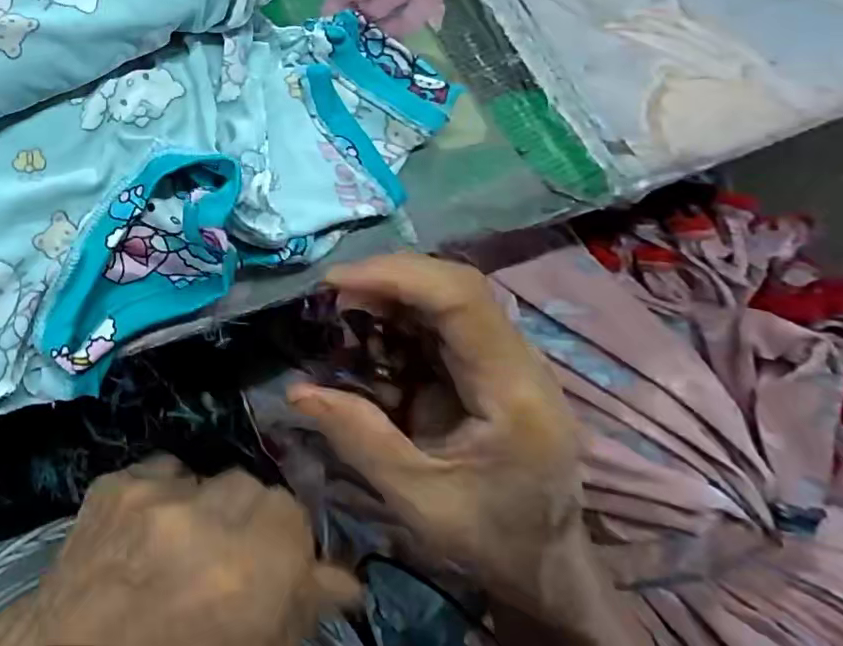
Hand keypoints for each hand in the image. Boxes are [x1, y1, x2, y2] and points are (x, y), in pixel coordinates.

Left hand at [0, 455, 359, 645]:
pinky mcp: (109, 482)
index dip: (289, 539)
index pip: (291, 510)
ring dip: (204, 502)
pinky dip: (161, 493)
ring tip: (186, 543)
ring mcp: (148, 491)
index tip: (282, 563)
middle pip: (247, 485)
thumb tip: (340, 578)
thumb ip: (300, 607)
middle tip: (234, 555)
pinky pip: (154, 472)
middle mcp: (200, 515)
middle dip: (248, 517)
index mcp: (248, 567)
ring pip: (201, 474)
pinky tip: (150, 528)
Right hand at [287, 255, 633, 644]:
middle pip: (453, 284)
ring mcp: (507, 360)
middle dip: (383, 278)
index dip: (394, 276)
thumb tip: (297, 389)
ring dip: (387, 293)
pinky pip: (439, 316)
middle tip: (330, 297)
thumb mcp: (417, 499)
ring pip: (445, 293)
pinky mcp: (488, 363)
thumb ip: (359, 438)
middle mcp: (518, 364)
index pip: (461, 300)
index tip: (334, 283)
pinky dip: (395, 314)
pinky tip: (368, 335)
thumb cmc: (488, 536)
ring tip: (342, 315)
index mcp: (512, 394)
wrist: (545, 566)